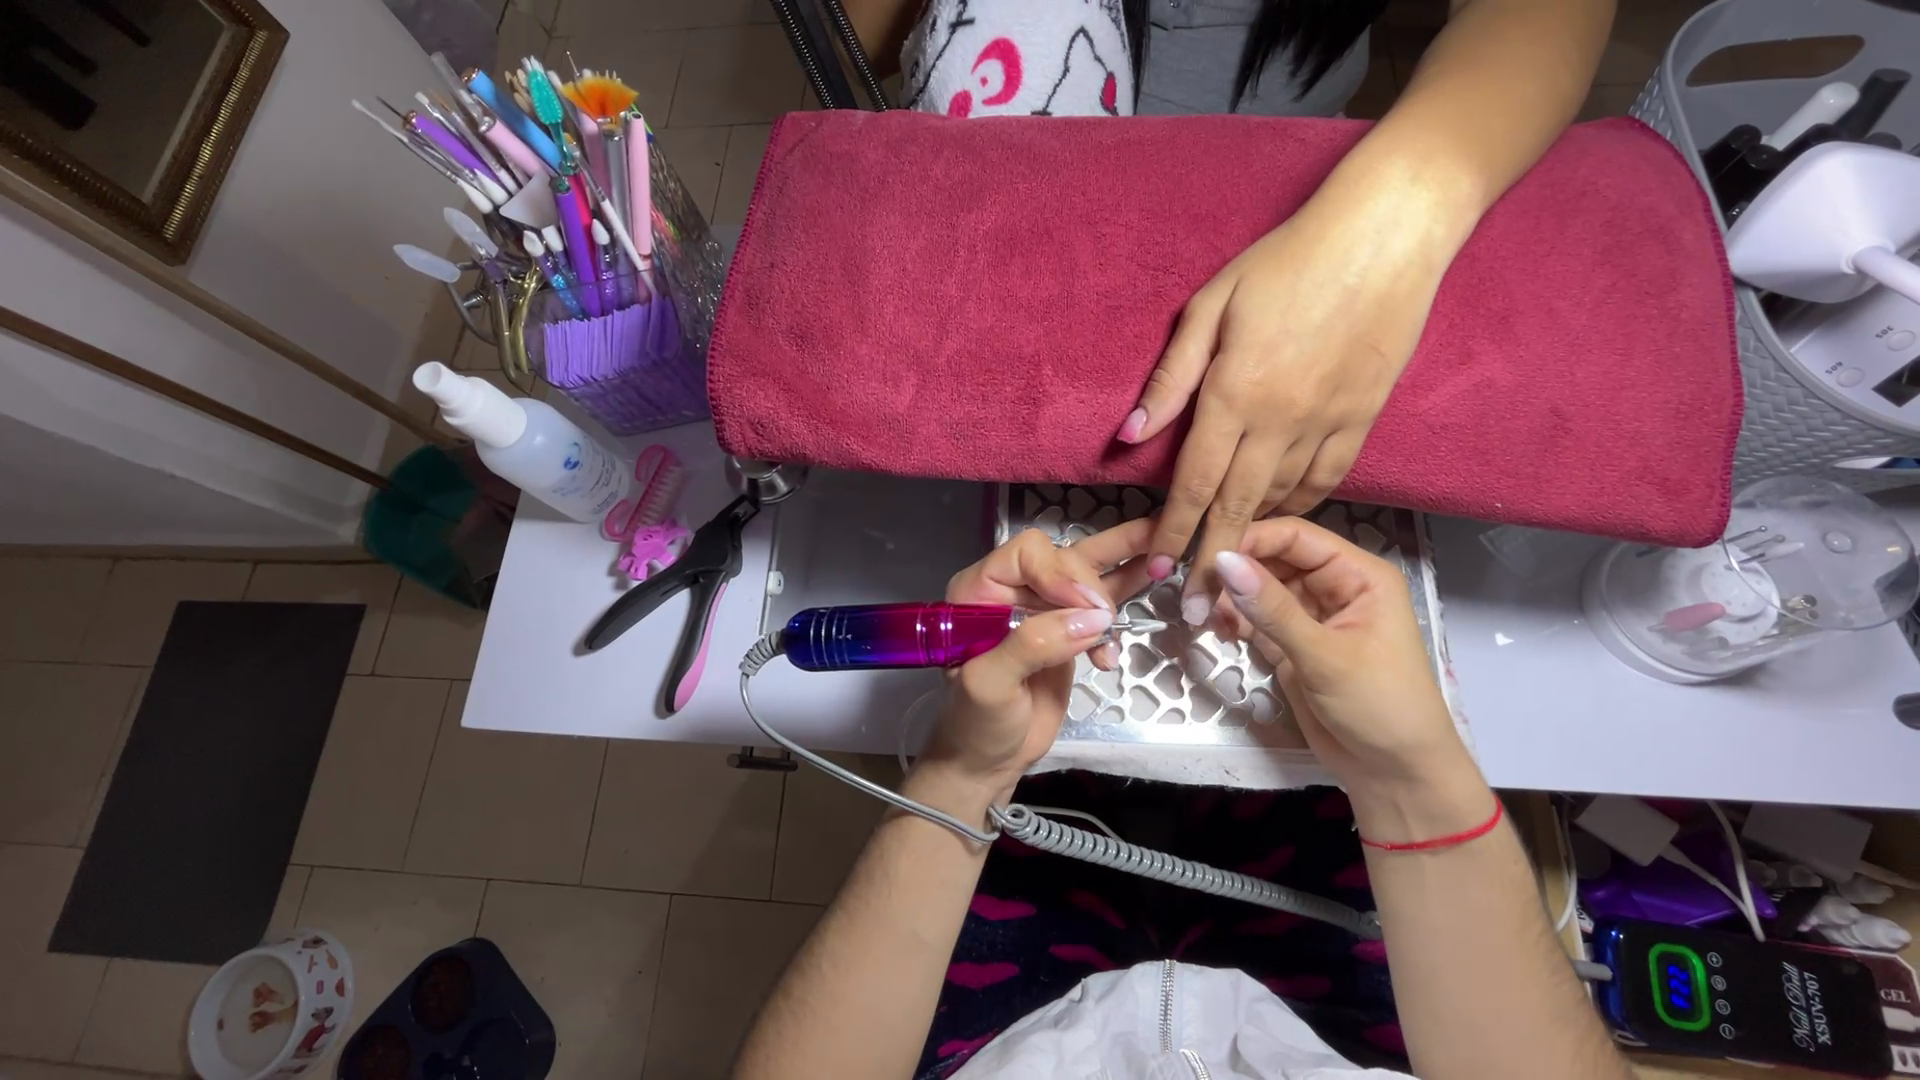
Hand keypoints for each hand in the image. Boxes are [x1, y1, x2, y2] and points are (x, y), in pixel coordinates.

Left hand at [915, 522, 1153, 800]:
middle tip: (1106, 622)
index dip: (1058, 572)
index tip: (1080, 605)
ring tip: (1161, 563)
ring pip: (1086, 574)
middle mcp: (1011, 591)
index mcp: (979, 591)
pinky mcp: (1067, 631)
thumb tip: (1091, 618)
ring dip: (1124, 569)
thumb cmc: (976, 722)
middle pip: (1062, 559)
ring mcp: (1042, 609)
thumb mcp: (991, 685)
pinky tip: (1111, 654)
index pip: (1025, 554)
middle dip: (1090, 584)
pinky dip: (1116, 621)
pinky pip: (1098, 607)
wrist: (990, 759)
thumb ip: (1032, 645)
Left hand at [1119, 207, 1448, 622]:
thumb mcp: (1210, 307)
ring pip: (1281, 499)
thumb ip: (1171, 379)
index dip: (1173, 531)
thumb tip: (1131, 434)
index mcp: (1235, 396)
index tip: (1159, 571)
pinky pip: (1326, 479)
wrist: (1385, 236)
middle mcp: (1279, 422)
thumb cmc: (1284, 263)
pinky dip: (1298, 506)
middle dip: (1210, 562)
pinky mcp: (1364, 419)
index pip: (1195, 483)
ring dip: (1253, 539)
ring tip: (1232, 575)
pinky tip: (1281, 521)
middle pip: (1237, 508)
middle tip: (1195, 610)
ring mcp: (1327, 424)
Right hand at [1207, 519, 1483, 834]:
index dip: (1250, 539)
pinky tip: (1213, 629)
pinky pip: (1254, 619)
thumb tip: (1221, 560)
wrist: (1395, 775)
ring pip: (1258, 589)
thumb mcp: (1325, 656)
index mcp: (1358, 574)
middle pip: (1271, 559)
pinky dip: (1232, 621)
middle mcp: (1334, 586)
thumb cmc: (1380, 706)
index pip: (1295, 537)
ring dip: (1227, 598)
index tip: (1205, 553)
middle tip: (1191, 589)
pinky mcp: (1291, 644)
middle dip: (1232, 571)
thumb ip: (1271, 608)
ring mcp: (1310, 616)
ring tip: (1197, 612)